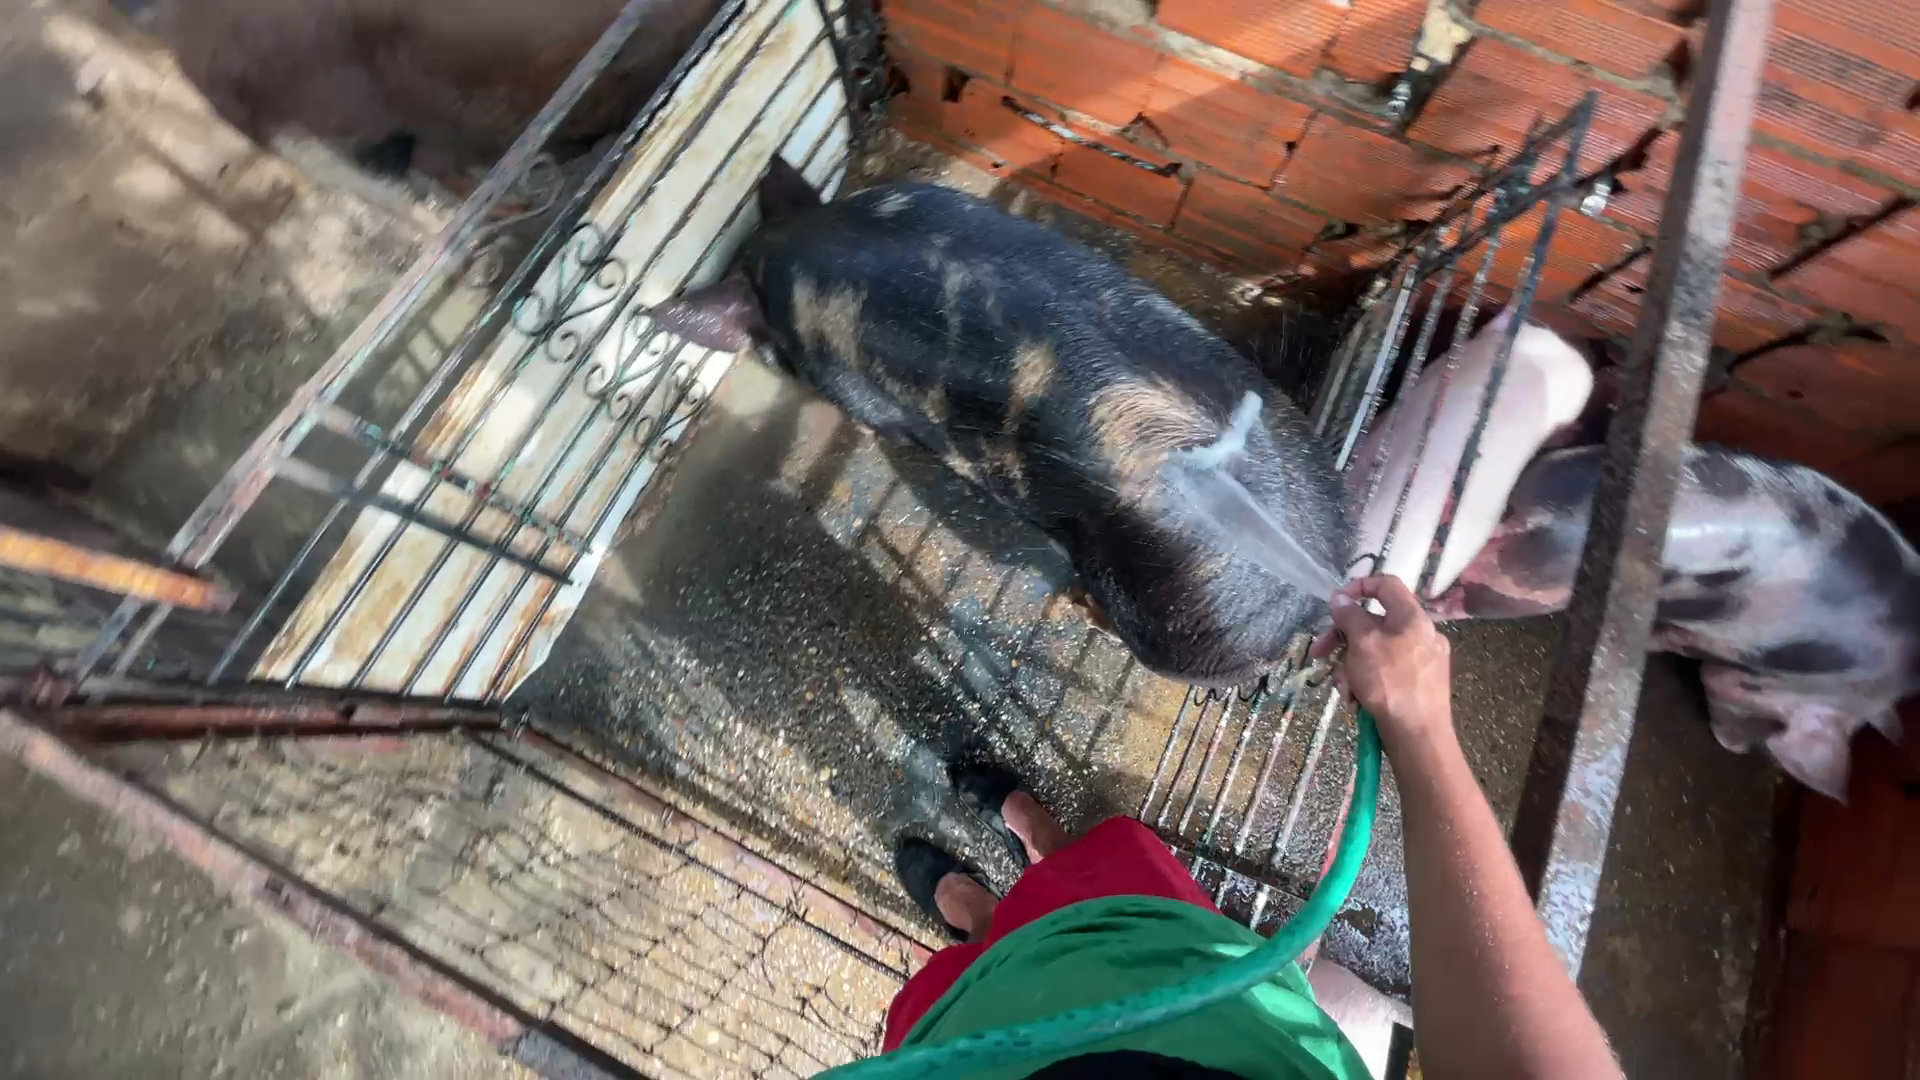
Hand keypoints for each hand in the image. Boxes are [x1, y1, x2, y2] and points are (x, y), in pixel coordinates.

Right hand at [1310, 575, 1452, 750]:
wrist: (1418, 735)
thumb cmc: (1390, 682)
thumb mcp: (1362, 643)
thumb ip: (1349, 616)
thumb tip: (1340, 598)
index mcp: (1413, 618)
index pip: (1386, 584)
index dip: (1358, 586)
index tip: (1335, 603)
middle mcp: (1420, 634)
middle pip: (1373, 622)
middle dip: (1342, 638)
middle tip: (1319, 651)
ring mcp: (1421, 660)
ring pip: (1373, 650)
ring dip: (1349, 667)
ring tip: (1344, 689)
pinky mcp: (1417, 682)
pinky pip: (1383, 671)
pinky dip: (1365, 681)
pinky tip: (1356, 700)